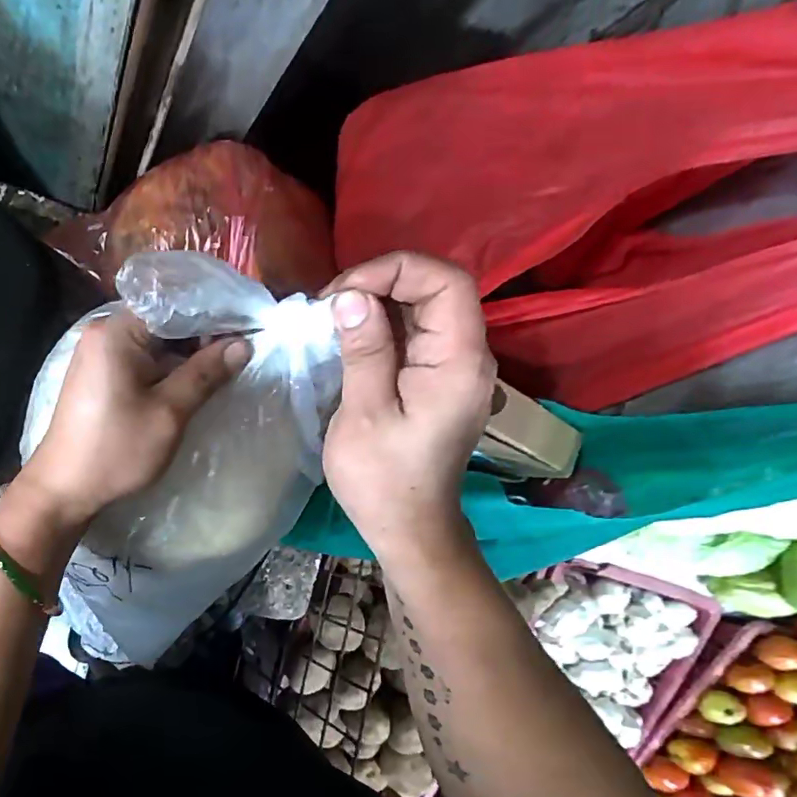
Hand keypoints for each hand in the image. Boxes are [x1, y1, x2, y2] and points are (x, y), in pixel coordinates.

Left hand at [15, 311, 251, 531]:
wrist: (63, 489)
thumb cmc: (116, 450)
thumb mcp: (169, 413)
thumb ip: (206, 373)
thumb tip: (243, 343)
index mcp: (117, 331)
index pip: (176, 303)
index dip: (215, 314)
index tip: (250, 329)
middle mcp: (104, 332)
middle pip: (165, 321)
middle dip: (203, 336)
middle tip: (241, 355)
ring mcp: (98, 354)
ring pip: (155, 343)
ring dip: (186, 356)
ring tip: (223, 371)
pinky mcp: (98, 376)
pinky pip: (141, 360)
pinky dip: (166, 369)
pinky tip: (191, 385)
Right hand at [320, 252, 496, 565]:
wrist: (407, 527)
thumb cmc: (383, 479)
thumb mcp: (364, 414)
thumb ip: (365, 351)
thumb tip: (351, 297)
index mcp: (459, 361)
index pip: (445, 282)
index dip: (394, 270)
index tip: (342, 292)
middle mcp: (467, 356)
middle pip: (437, 290)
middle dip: (381, 282)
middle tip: (329, 305)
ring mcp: (453, 369)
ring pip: (424, 310)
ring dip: (378, 303)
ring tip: (332, 317)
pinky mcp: (436, 381)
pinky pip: (415, 335)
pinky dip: (382, 326)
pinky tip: (349, 338)